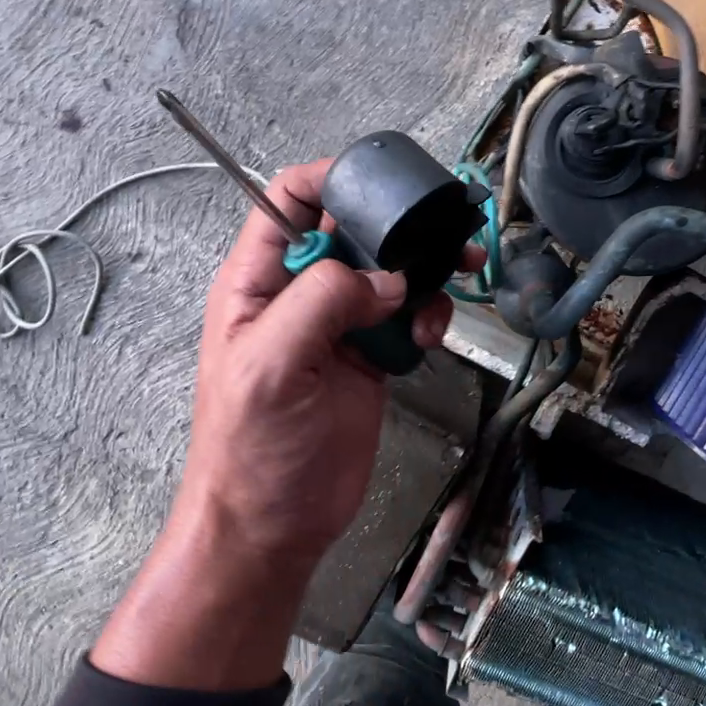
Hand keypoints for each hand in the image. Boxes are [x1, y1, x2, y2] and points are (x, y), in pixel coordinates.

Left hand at [91, 161, 468, 690]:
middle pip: (354, 230)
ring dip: (424, 272)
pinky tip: (429, 337)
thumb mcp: (270, 363)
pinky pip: (408, 312)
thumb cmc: (253, 448)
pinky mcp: (372, 353)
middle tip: (444, 233)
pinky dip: (428, 314)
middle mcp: (300, 292)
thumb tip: (389, 278)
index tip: (384, 182)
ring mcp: (340, 323)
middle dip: (398, 227)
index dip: (332, 178)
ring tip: (453, 282)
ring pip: (390, 270)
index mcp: (259, 280)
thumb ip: (323, 301)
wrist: (275, 527)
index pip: (290, 199)